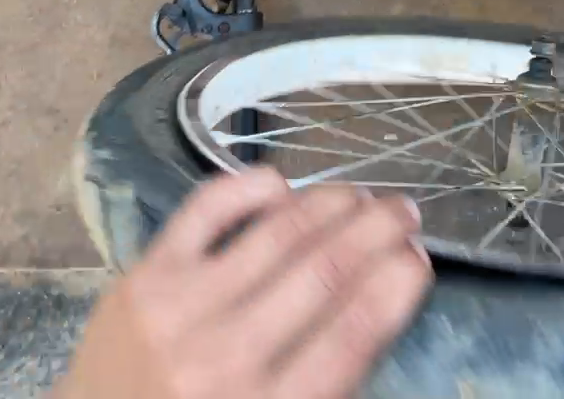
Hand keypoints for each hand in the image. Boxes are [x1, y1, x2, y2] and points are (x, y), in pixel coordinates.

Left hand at [55, 169, 432, 398]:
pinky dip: (257, 185)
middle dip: (382, 229)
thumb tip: (387, 289)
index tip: (420, 258)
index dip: (399, 283)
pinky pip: (211, 206)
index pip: (354, 332)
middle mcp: (222, 359)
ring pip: (282, 229)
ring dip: (336, 201)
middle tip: (406, 212)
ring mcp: (177, 310)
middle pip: (327, 269)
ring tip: (362, 198)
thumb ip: (332, 377)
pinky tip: (285, 189)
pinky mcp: (142, 276)